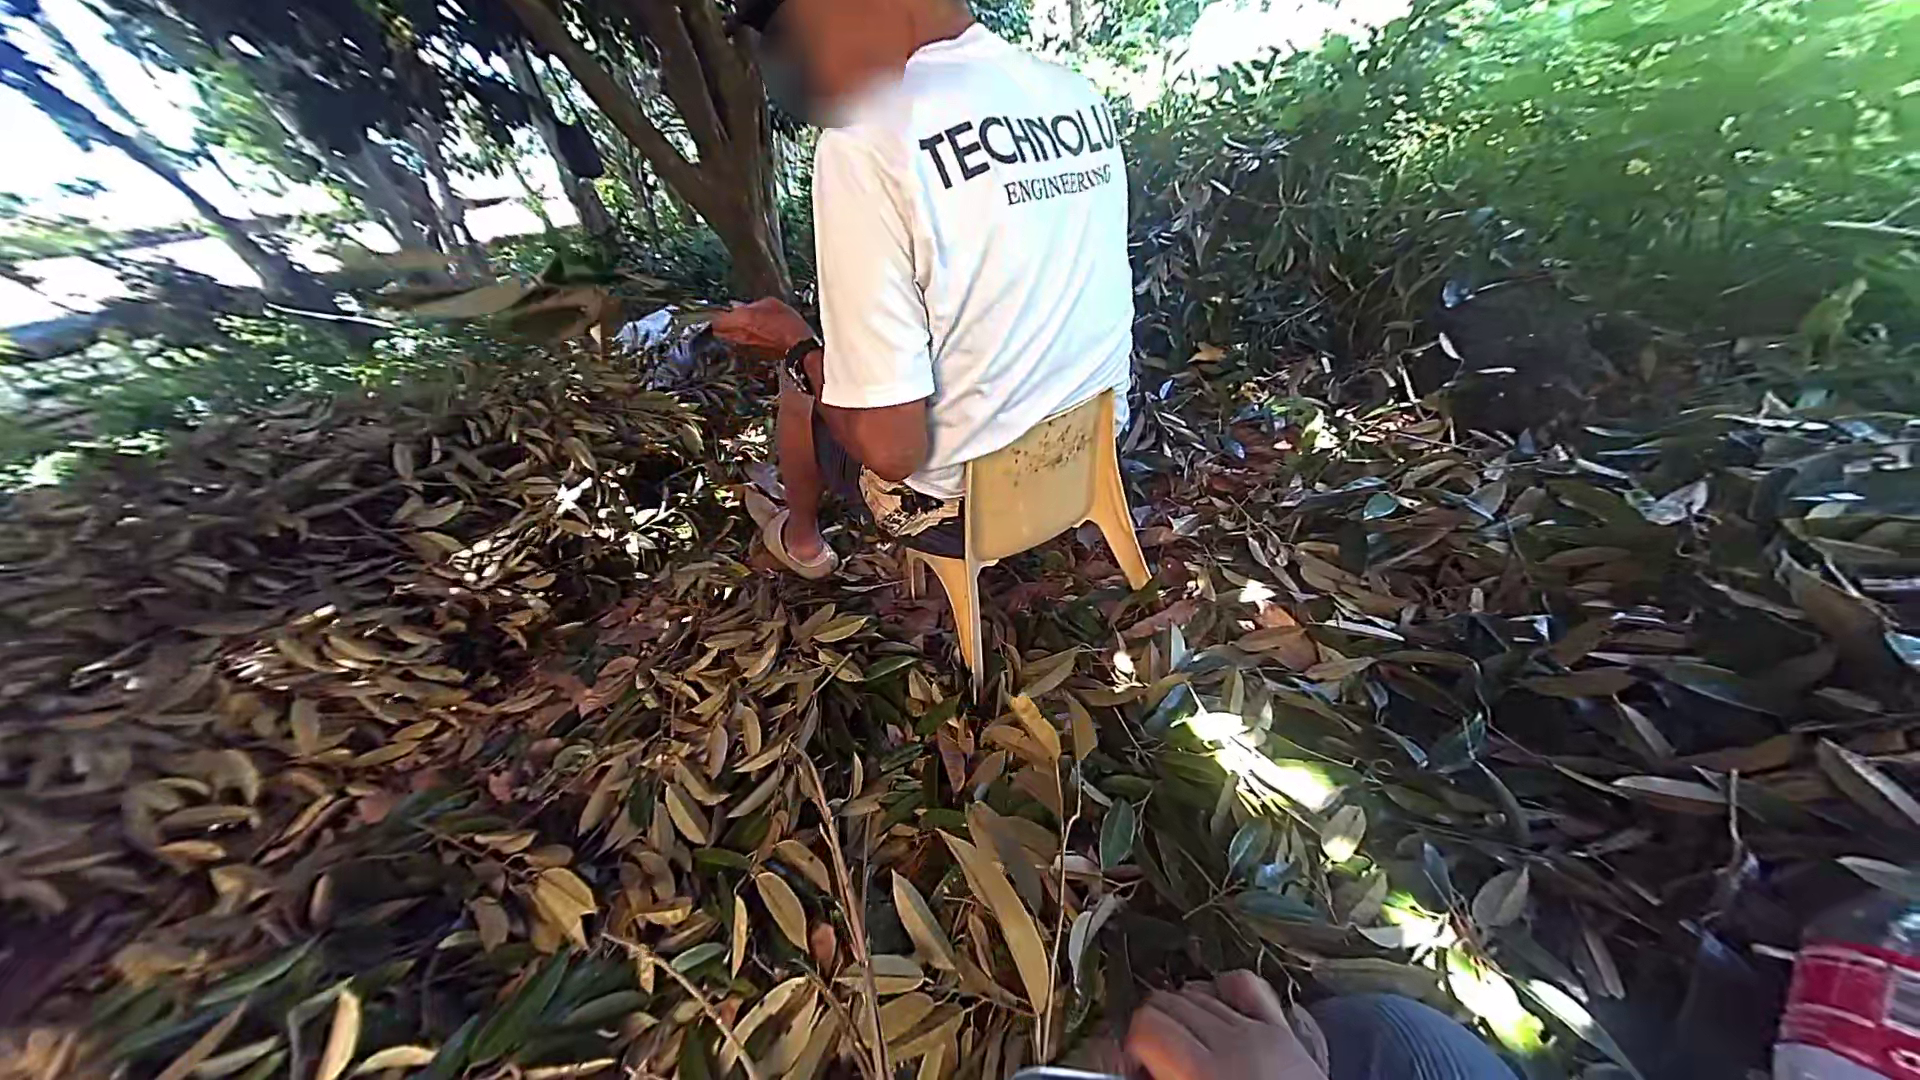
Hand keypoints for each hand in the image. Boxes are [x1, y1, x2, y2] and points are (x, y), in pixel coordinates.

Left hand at [709, 297, 812, 360]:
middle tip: (726, 317)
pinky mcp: (753, 355)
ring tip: (738, 326)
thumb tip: (745, 307)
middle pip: (717, 331)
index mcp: (740, 320)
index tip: (719, 308)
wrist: (800, 347)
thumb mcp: (770, 304)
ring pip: (727, 340)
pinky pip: (740, 346)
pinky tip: (751, 336)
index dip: (715, 312)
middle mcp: (738, 336)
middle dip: (719, 324)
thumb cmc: (788, 325)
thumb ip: (753, 305)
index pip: (714, 317)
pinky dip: (742, 341)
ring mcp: (744, 348)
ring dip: (729, 333)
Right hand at [1124, 971, 1327, 1079]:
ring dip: (1180, 1014)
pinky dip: (1221, 990)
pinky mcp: (1283, 1031)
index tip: (1136, 1070)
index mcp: (1204, 1075)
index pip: (1146, 1026)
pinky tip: (1216, 1014)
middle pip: (1165, 1003)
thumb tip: (1135, 1070)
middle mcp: (1230, 1045)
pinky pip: (1242, 985)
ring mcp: (1259, 1033)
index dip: (1131, 1045)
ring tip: (1184, 1047)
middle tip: (1157, 1064)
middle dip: (1151, 1029)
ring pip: (1195, 992)